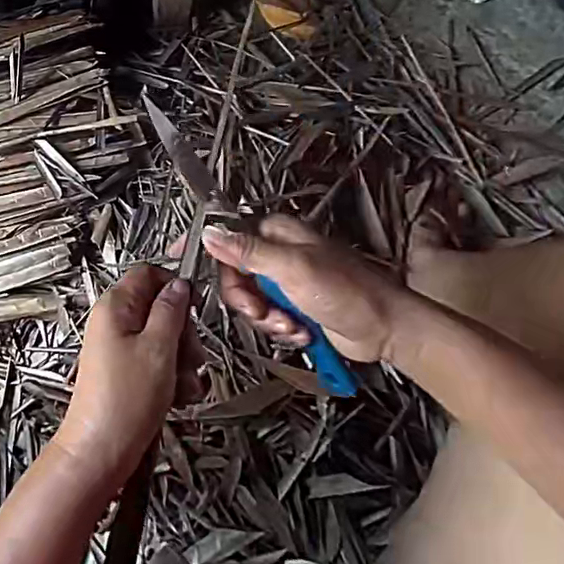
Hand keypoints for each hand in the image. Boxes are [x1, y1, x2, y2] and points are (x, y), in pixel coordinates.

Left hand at [51, 263, 203, 488]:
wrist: (99, 453)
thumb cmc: (121, 403)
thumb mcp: (159, 348)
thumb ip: (172, 311)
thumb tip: (180, 285)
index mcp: (115, 306)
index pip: (149, 273)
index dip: (175, 286)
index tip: (194, 307)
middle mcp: (112, 322)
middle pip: (159, 307)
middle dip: (183, 332)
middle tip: (191, 354)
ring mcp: (116, 347)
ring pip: (161, 337)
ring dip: (181, 358)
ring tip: (184, 383)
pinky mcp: (123, 372)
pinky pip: (154, 362)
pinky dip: (170, 376)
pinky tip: (177, 395)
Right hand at [201, 216, 408, 363]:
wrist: (387, 330)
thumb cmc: (346, 291)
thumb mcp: (292, 268)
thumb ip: (247, 251)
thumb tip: (209, 232)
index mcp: (275, 233)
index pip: (226, 233)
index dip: (203, 246)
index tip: (176, 257)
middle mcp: (276, 252)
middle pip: (232, 273)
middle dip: (245, 299)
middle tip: (262, 310)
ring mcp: (284, 280)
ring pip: (247, 299)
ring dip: (265, 318)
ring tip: (291, 325)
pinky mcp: (292, 305)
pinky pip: (266, 316)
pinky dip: (278, 328)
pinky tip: (300, 332)